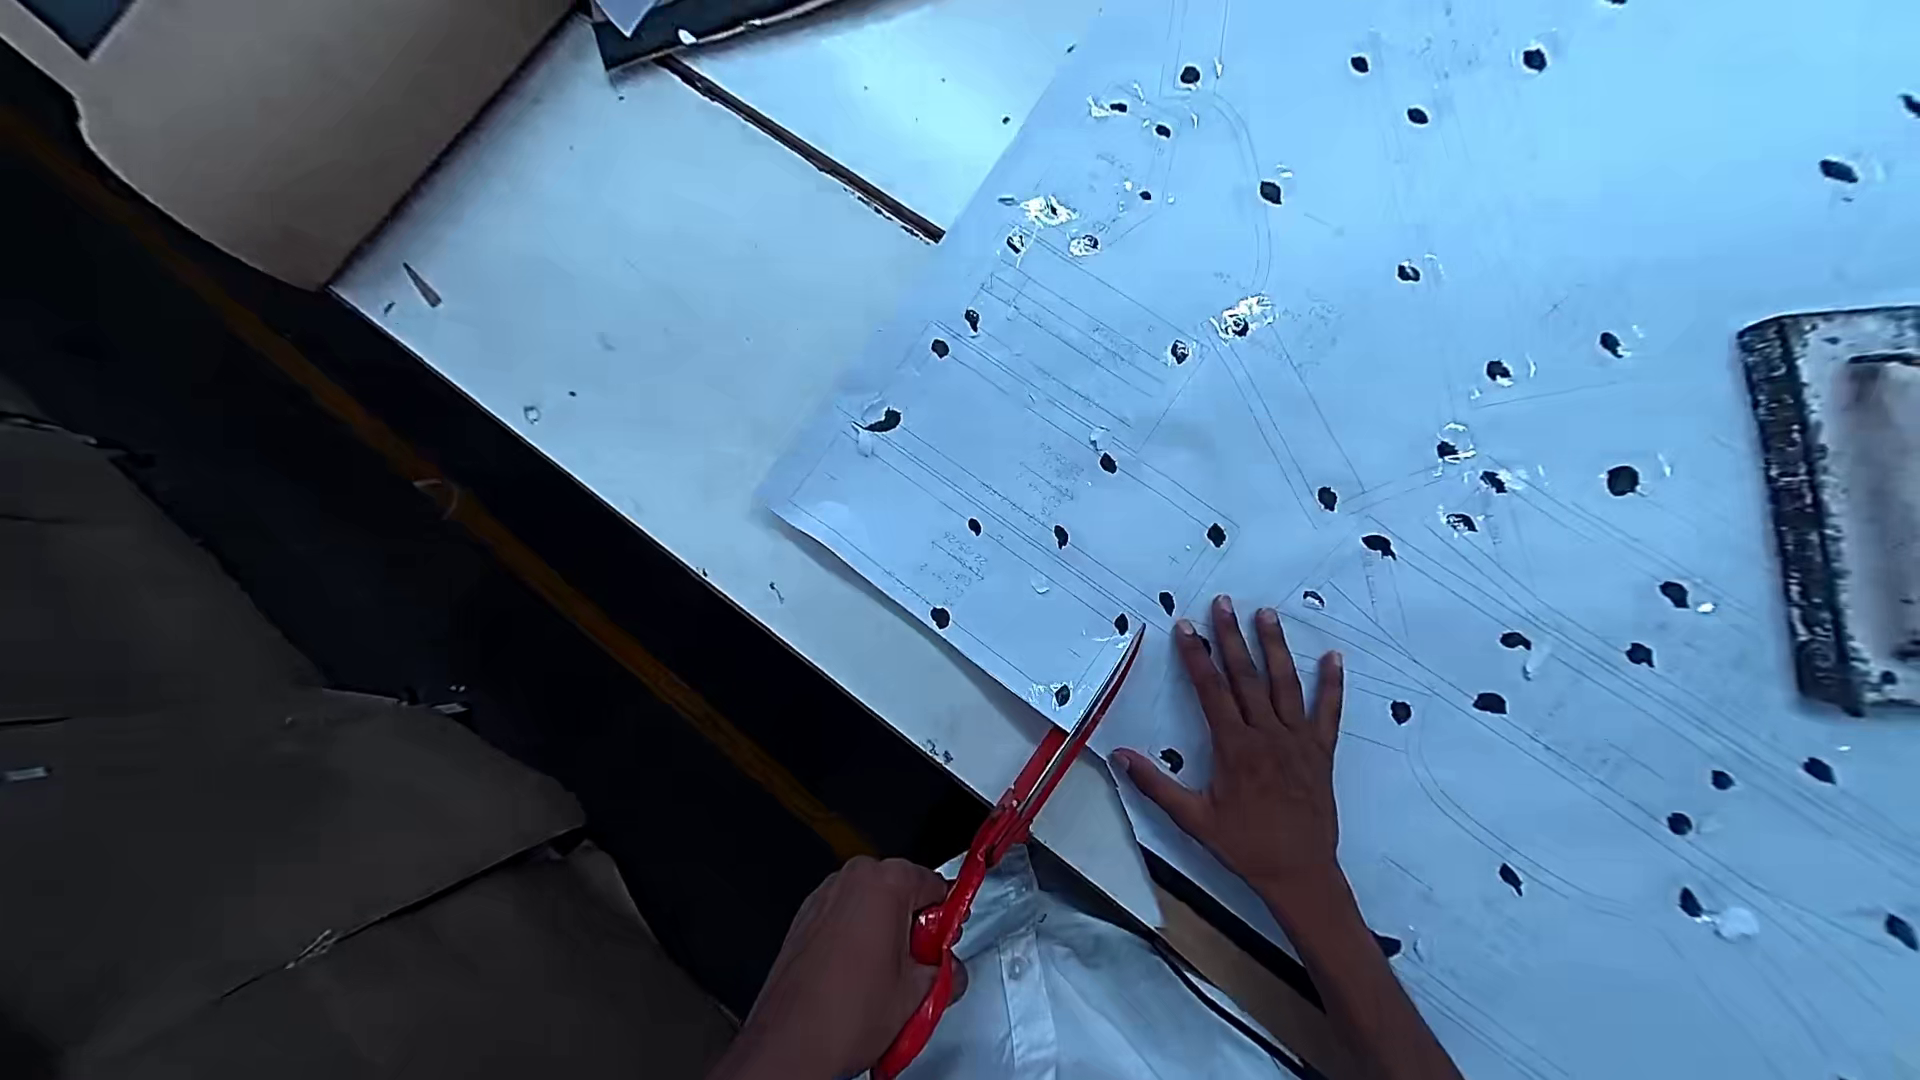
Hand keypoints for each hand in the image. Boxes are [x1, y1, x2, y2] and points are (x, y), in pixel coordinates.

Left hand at [712, 856, 963, 1079]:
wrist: (788, 1043)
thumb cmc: (840, 1014)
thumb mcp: (918, 995)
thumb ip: (947, 971)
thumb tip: (950, 970)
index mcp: (887, 881)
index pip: (937, 884)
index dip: (948, 915)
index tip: (948, 935)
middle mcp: (855, 877)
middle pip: (903, 891)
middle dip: (915, 926)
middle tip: (920, 965)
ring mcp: (827, 894)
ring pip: (872, 903)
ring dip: (884, 932)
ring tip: (885, 978)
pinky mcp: (807, 914)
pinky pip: (845, 915)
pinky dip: (855, 936)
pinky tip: (858, 976)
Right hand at [1115, 594, 1346, 924]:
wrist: (1300, 874)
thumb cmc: (1244, 845)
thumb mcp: (1193, 818)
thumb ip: (1155, 785)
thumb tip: (1119, 757)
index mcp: (1234, 747)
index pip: (1210, 690)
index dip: (1196, 655)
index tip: (1186, 627)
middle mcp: (1267, 735)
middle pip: (1246, 676)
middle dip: (1232, 637)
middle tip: (1224, 603)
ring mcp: (1298, 741)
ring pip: (1285, 685)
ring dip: (1275, 647)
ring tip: (1267, 614)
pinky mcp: (1321, 752)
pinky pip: (1328, 712)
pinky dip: (1332, 684)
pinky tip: (1334, 658)